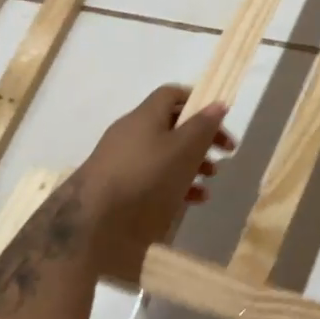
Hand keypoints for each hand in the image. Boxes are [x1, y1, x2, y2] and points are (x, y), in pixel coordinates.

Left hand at [77, 84, 235, 215]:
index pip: (172, 94)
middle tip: (224, 153)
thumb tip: (217, 104)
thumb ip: (204, 125)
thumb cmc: (147, 177)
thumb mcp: (184, 148)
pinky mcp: (119, 187)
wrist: (94, 224)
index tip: (219, 119)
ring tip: (210, 179)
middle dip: (201, 139)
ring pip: (164, 154)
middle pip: (172, 126)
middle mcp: (131, 133)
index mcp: (145, 116)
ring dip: (192, 163)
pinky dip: (176, 184)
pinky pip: (153, 177)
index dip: (197, 101)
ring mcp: (122, 161)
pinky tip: (193, 200)